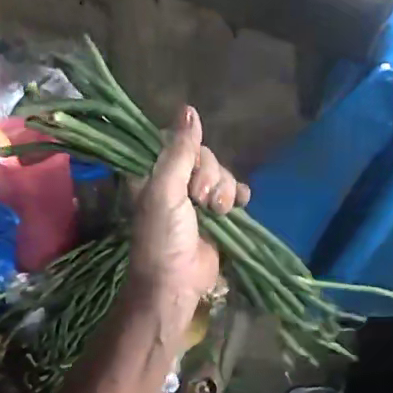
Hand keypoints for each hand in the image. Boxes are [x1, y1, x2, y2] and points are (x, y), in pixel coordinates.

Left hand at [130, 106, 247, 310]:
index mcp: (153, 174)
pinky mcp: (216, 216)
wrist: (176, 283)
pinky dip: (238, 195)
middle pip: (204, 157)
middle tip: (201, 201)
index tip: (191, 170)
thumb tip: (189, 109)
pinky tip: (238, 205)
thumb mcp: (165, 190)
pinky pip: (233, 191)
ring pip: (220, 173)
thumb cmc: (162, 237)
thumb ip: (179, 152)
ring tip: (218, 212)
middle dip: (209, 176)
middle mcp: (174, 182)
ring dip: (224, 188)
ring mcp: (196, 200)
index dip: (191, 152)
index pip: (178, 143)